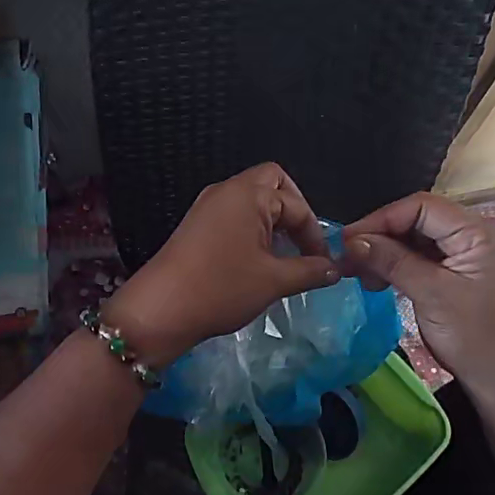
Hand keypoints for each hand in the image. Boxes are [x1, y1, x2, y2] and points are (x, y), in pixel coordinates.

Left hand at [103, 163, 339, 366]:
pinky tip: (256, 263)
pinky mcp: (195, 227)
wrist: (161, 309)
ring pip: (250, 202)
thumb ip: (310, 271)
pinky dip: (251, 232)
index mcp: (248, 194)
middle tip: (302, 245)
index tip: (323, 264)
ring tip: (282, 259)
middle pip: (271, 184)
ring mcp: (206, 208)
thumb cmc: (222, 288)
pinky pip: (232, 217)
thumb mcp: (273, 281)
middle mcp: (225, 191)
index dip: (314, 232)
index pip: (295, 202)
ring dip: (272, 224)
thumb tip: (334, 269)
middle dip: (293, 212)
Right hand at [344, 193, 494, 391]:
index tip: (348, 241)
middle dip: (381, 236)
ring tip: (360, 274)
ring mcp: (470, 255)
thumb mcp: (430, 293)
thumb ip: (391, 261)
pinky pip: (423, 258)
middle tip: (348, 259)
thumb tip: (351, 241)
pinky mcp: (460, 273)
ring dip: (386, 253)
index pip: (422, 207)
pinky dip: (397, 266)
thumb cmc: (474, 336)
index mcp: (480, 232)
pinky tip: (378, 280)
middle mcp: (477, 235)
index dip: (381, 219)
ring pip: (416, 239)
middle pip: (418, 220)